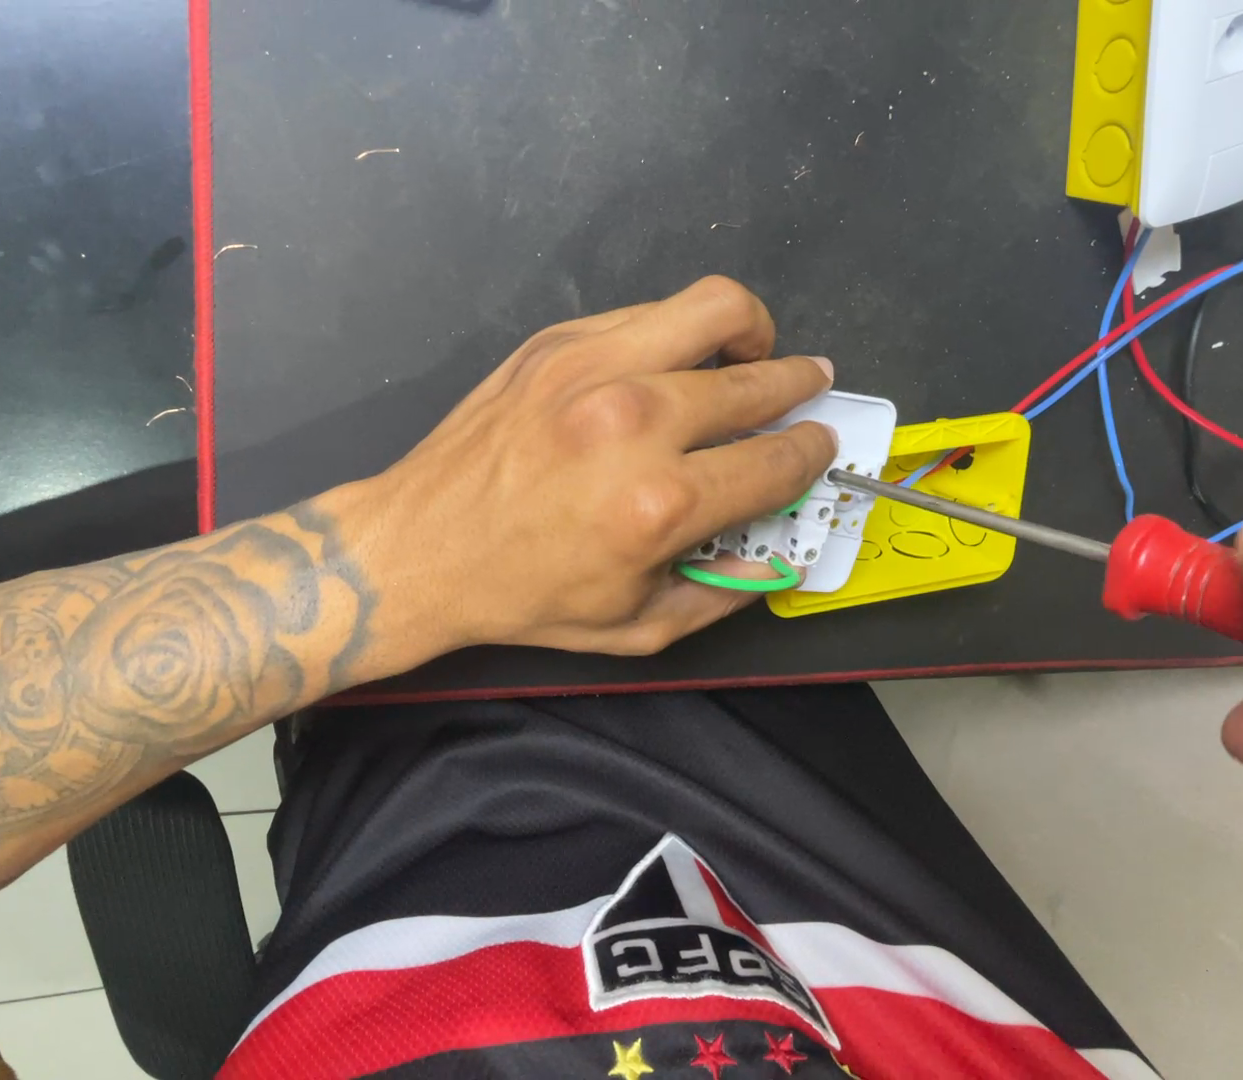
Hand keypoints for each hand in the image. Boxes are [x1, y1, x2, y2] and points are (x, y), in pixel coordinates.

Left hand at [332, 276, 836, 660]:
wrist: (423, 546)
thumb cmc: (528, 596)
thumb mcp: (637, 628)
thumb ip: (723, 593)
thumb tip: (780, 554)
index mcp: (662, 504)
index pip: (776, 462)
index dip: (811, 452)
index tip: (819, 443)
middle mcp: (637, 422)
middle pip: (757, 380)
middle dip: (800, 385)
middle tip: (809, 387)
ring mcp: (594, 369)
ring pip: (713, 308)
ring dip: (752, 328)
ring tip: (752, 350)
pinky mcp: (557, 343)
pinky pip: (648, 313)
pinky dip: (679, 332)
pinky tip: (672, 361)